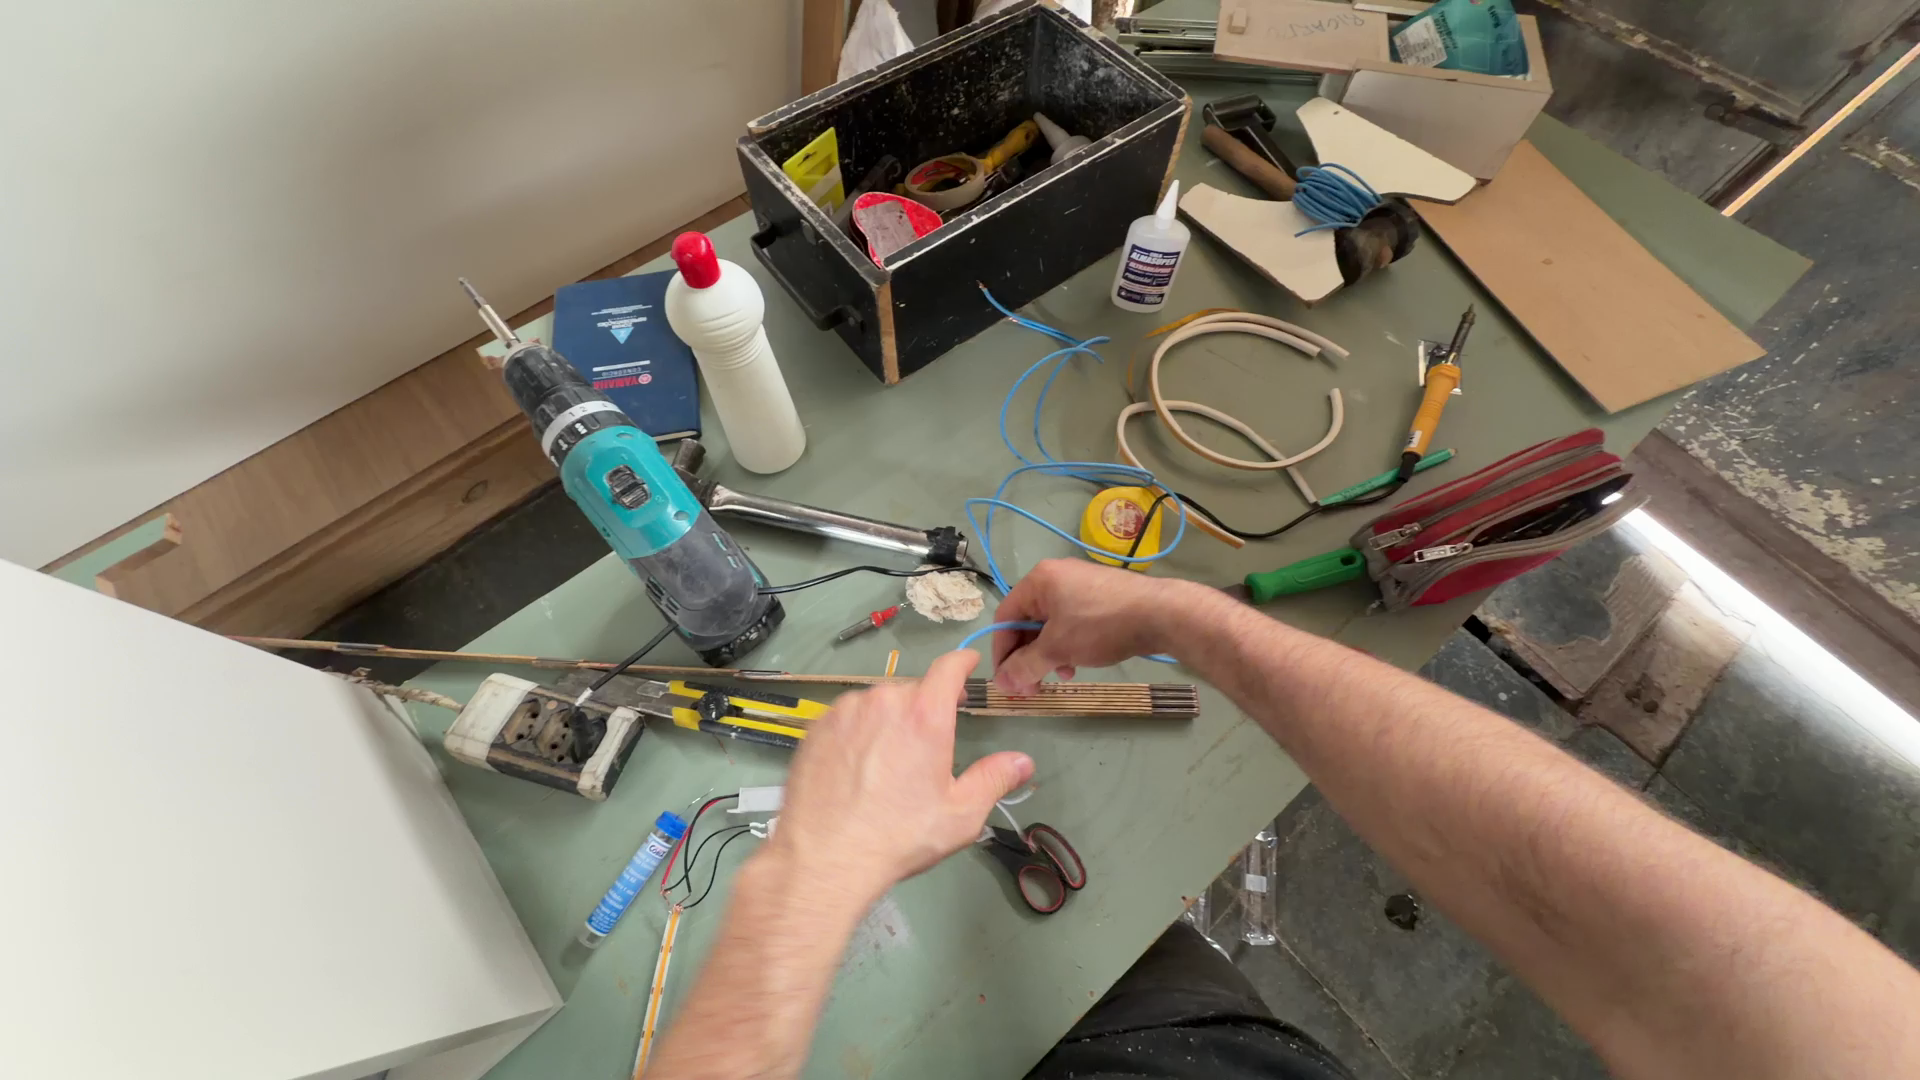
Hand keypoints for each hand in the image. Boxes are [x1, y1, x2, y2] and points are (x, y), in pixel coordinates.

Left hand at [768, 650, 1033, 905]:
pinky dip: (857, 731)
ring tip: (885, 763)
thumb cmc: (899, 836)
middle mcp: (884, 700)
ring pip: (877, 703)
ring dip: (888, 720)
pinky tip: (854, 766)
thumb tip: (1024, 761)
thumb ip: (994, 779)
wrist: (823, 858)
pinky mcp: (817, 726)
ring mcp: (846, 710)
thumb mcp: (960, 815)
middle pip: (913, 691)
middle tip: (925, 747)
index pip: (949, 668)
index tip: (968, 662)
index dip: (962, 662)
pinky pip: (847, 717)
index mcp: (925, 714)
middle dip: (924, 710)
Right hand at [991, 559, 1209, 694]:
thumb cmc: (1101, 626)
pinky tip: (1078, 663)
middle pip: (1027, 622)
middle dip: (1027, 657)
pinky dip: (1067, 644)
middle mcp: (1055, 577)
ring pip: (1050, 625)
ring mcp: (1080, 585)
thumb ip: (1025, 666)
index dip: (1001, 652)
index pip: (1005, 617)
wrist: (1161, 614)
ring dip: (1048, 655)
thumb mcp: (1058, 648)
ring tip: (1061, 676)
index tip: (1006, 681)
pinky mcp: (1099, 596)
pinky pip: (1071, 622)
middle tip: (1031, 688)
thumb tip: (1001, 683)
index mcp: (1038, 581)